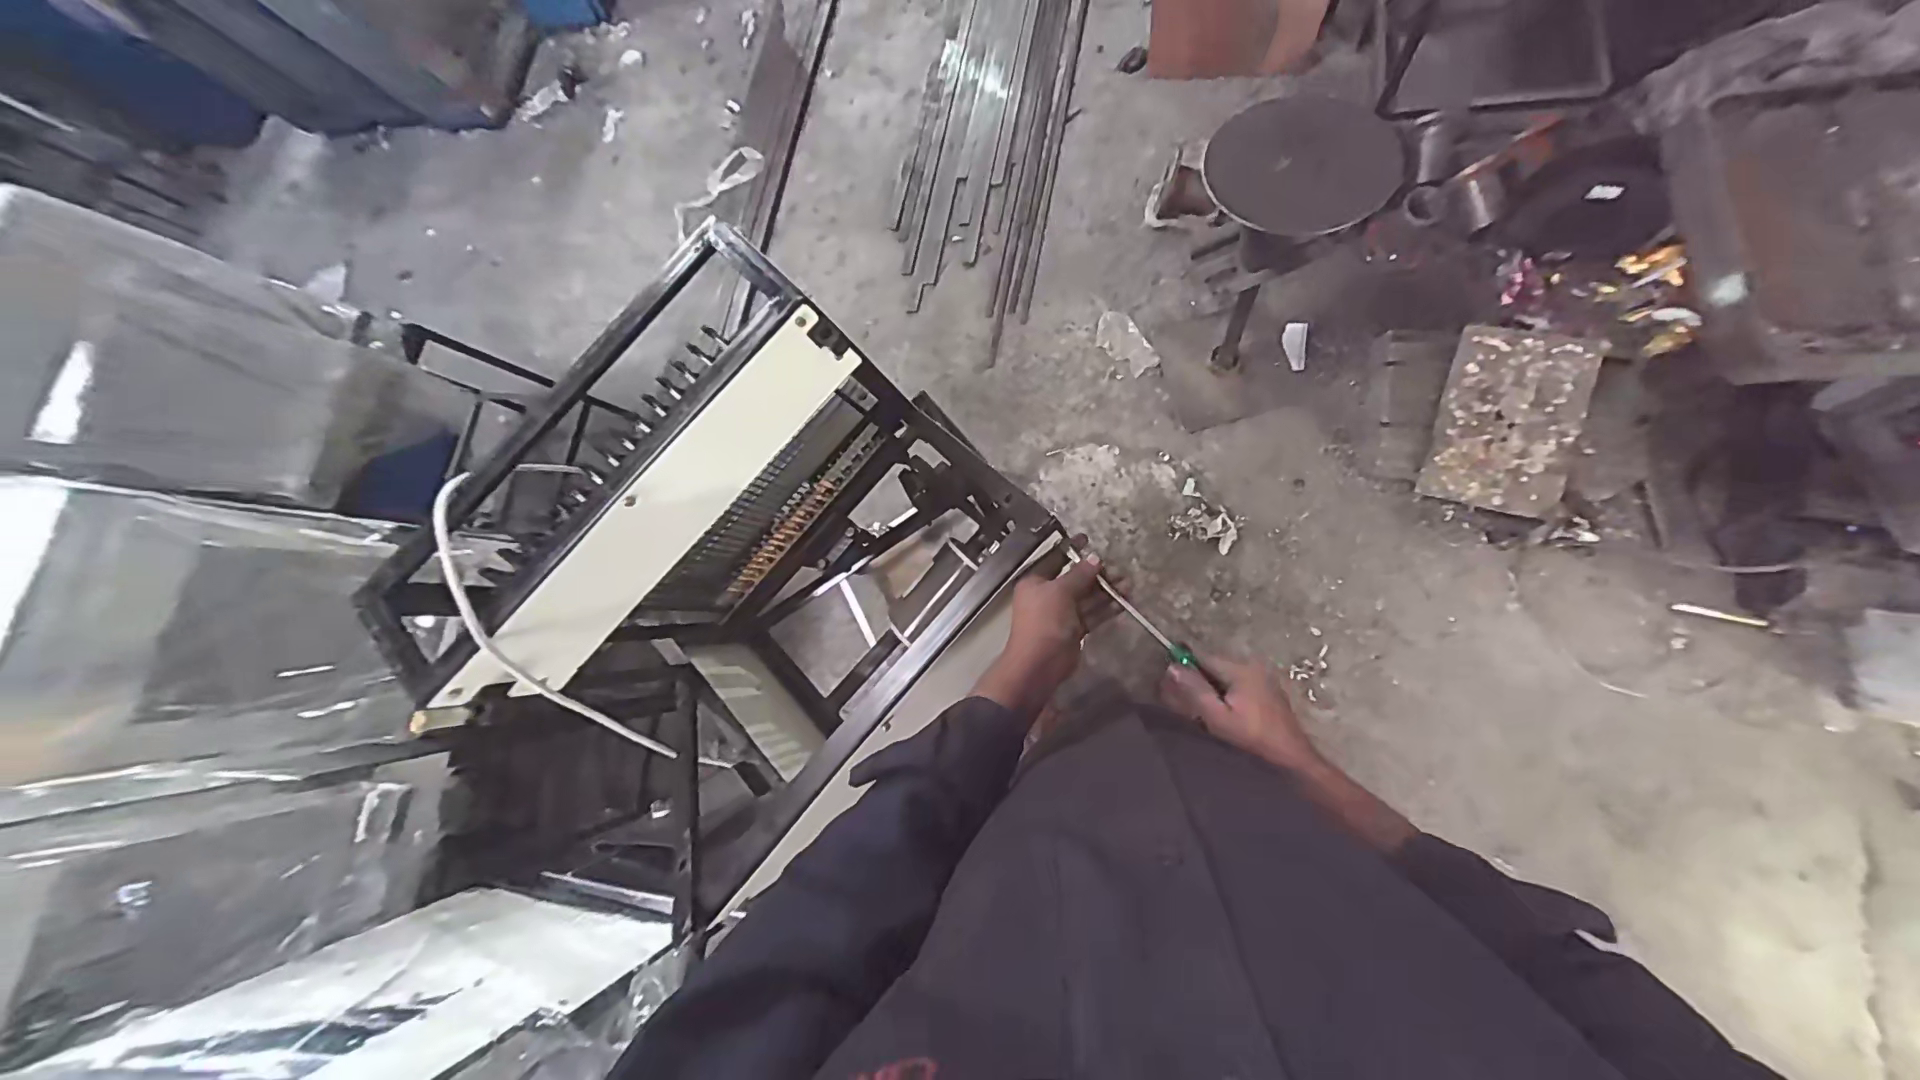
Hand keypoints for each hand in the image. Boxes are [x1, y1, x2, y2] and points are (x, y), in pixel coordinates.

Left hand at [971, 544, 1121, 717]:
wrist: (1040, 664)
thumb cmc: (1044, 622)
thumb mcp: (1060, 592)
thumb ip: (1079, 574)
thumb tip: (1095, 559)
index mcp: (1036, 582)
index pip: (1055, 559)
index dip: (1071, 548)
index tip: (1088, 539)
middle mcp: (1048, 595)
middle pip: (1075, 579)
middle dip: (1096, 574)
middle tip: (1119, 570)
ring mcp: (1062, 613)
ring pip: (1086, 597)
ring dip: (1106, 591)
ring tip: (1128, 584)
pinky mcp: (1074, 629)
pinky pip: (1092, 614)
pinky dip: (1106, 608)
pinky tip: (1123, 602)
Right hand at [1159, 654, 1322, 772]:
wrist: (1291, 759)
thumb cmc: (1252, 739)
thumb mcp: (1217, 717)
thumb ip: (1195, 690)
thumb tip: (1172, 667)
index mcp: (1240, 669)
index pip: (1203, 656)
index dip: (1185, 666)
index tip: (1171, 681)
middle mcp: (1253, 666)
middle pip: (1214, 665)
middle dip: (1198, 679)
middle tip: (1186, 701)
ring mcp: (1263, 677)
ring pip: (1225, 675)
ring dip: (1212, 687)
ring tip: (1204, 710)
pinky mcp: (1268, 690)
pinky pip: (1238, 683)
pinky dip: (1227, 693)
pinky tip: (1225, 712)